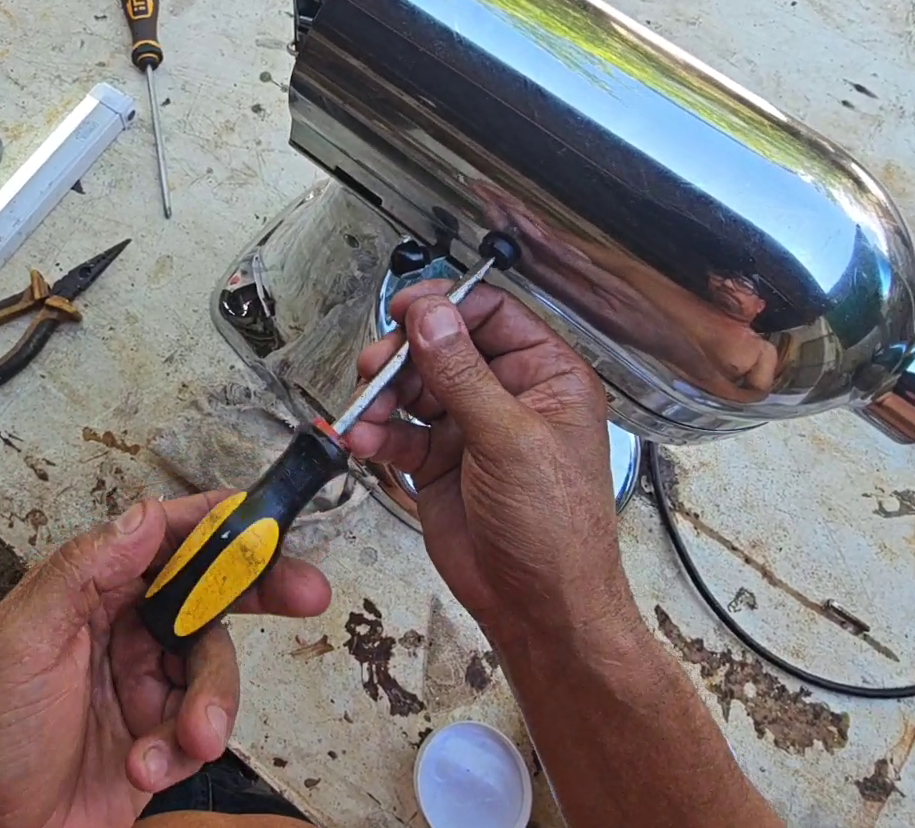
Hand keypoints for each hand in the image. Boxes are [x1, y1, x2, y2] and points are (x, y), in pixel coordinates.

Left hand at [0, 495, 330, 827]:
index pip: (165, 535)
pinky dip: (186, 745)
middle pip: (207, 587)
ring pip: (213, 662)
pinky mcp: (161, 729)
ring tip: (192, 739)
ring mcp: (146, 677)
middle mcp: (126, 622)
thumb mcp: (21, 640)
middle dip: (259, 588)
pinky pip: (202, 721)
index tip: (265, 520)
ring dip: (213, 699)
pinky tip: (148, 766)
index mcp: (92, 584)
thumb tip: (144, 515)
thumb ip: (82, 571)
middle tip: (305, 591)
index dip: (217, 522)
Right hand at [344, 283, 636, 641]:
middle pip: (441, 347)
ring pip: (412, 386)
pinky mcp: (437, 458)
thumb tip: (429, 314)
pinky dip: (376, 432)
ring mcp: (467, 425)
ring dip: (381, 395)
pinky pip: (398, 430)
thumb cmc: (553, 526)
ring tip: (363, 410)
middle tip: (374, 366)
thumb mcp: (509, 440)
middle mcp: (504, 393)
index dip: (446, 306)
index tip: (404, 309)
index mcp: (544, 375)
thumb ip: (463, 374)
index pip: (491, 314)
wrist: (536, 608)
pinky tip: (361, 440)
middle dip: (402, 356)